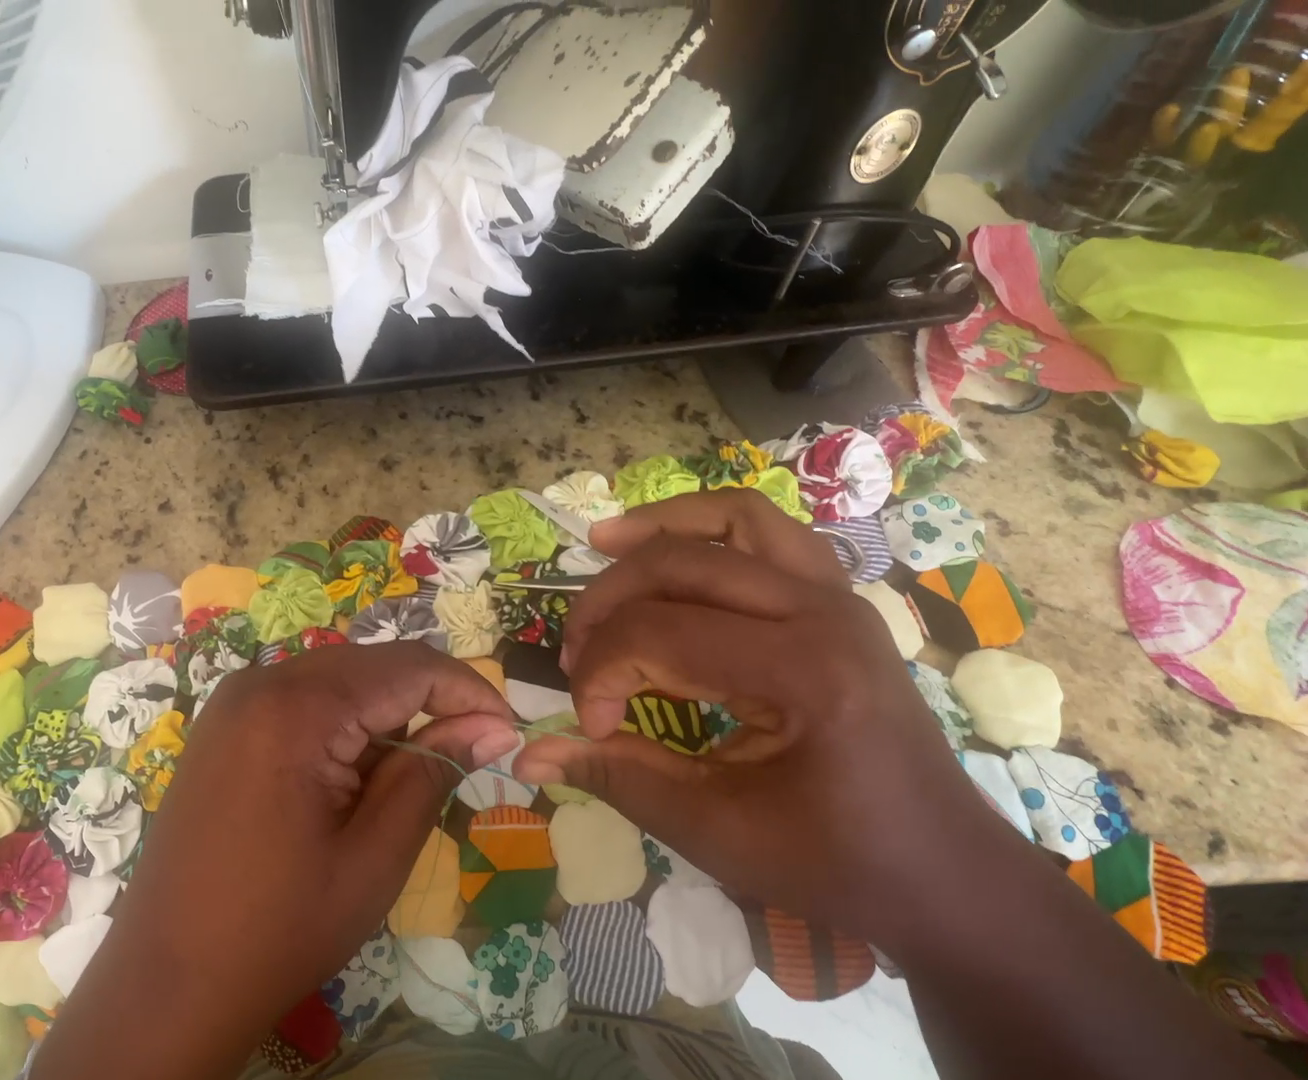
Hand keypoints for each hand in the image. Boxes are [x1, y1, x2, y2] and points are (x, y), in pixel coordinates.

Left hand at [35, 642, 518, 1079]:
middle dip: (428, 699)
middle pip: (369, 665)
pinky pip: (299, 700)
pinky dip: (343, 722)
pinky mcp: (221, 727)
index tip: (509, 730)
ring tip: (415, 773)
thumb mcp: (375, 855)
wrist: (168, 979)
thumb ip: (432, 772)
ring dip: (386, 712)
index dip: (467, 690)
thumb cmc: (280, 928)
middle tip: (472, 752)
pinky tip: (356, 772)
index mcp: (296, 708)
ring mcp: (232, 702)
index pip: (406, 667)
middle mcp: (259, 683)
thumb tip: (491, 725)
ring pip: (335, 680)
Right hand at [515, 490, 1023, 948]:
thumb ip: (617, 776)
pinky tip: (671, 552)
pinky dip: (709, 529)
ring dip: (660, 528)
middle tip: (577, 656)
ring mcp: (839, 599)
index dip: (600, 674)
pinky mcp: (839, 602)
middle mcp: (825, 614)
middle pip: (682, 564)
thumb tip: (529, 754)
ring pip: (734, 519)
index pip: (659, 634)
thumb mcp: (715, 831)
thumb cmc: (835, 863)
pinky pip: (768, 534)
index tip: (592, 729)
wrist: (944, 875)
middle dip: (608, 604)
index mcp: (803, 673)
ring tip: (603, 543)